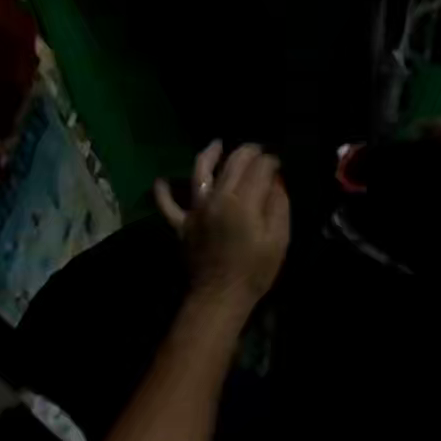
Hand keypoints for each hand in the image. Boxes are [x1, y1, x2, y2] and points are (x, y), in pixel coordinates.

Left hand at [154, 141, 290, 310]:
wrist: (220, 296)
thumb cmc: (255, 272)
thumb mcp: (278, 240)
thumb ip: (278, 206)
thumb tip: (275, 182)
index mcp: (244, 202)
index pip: (259, 168)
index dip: (271, 161)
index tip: (278, 163)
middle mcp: (216, 198)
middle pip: (233, 164)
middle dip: (248, 152)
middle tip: (258, 150)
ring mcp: (195, 210)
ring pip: (200, 172)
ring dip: (209, 154)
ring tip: (217, 144)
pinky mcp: (181, 225)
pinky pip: (167, 205)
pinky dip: (163, 192)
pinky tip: (162, 181)